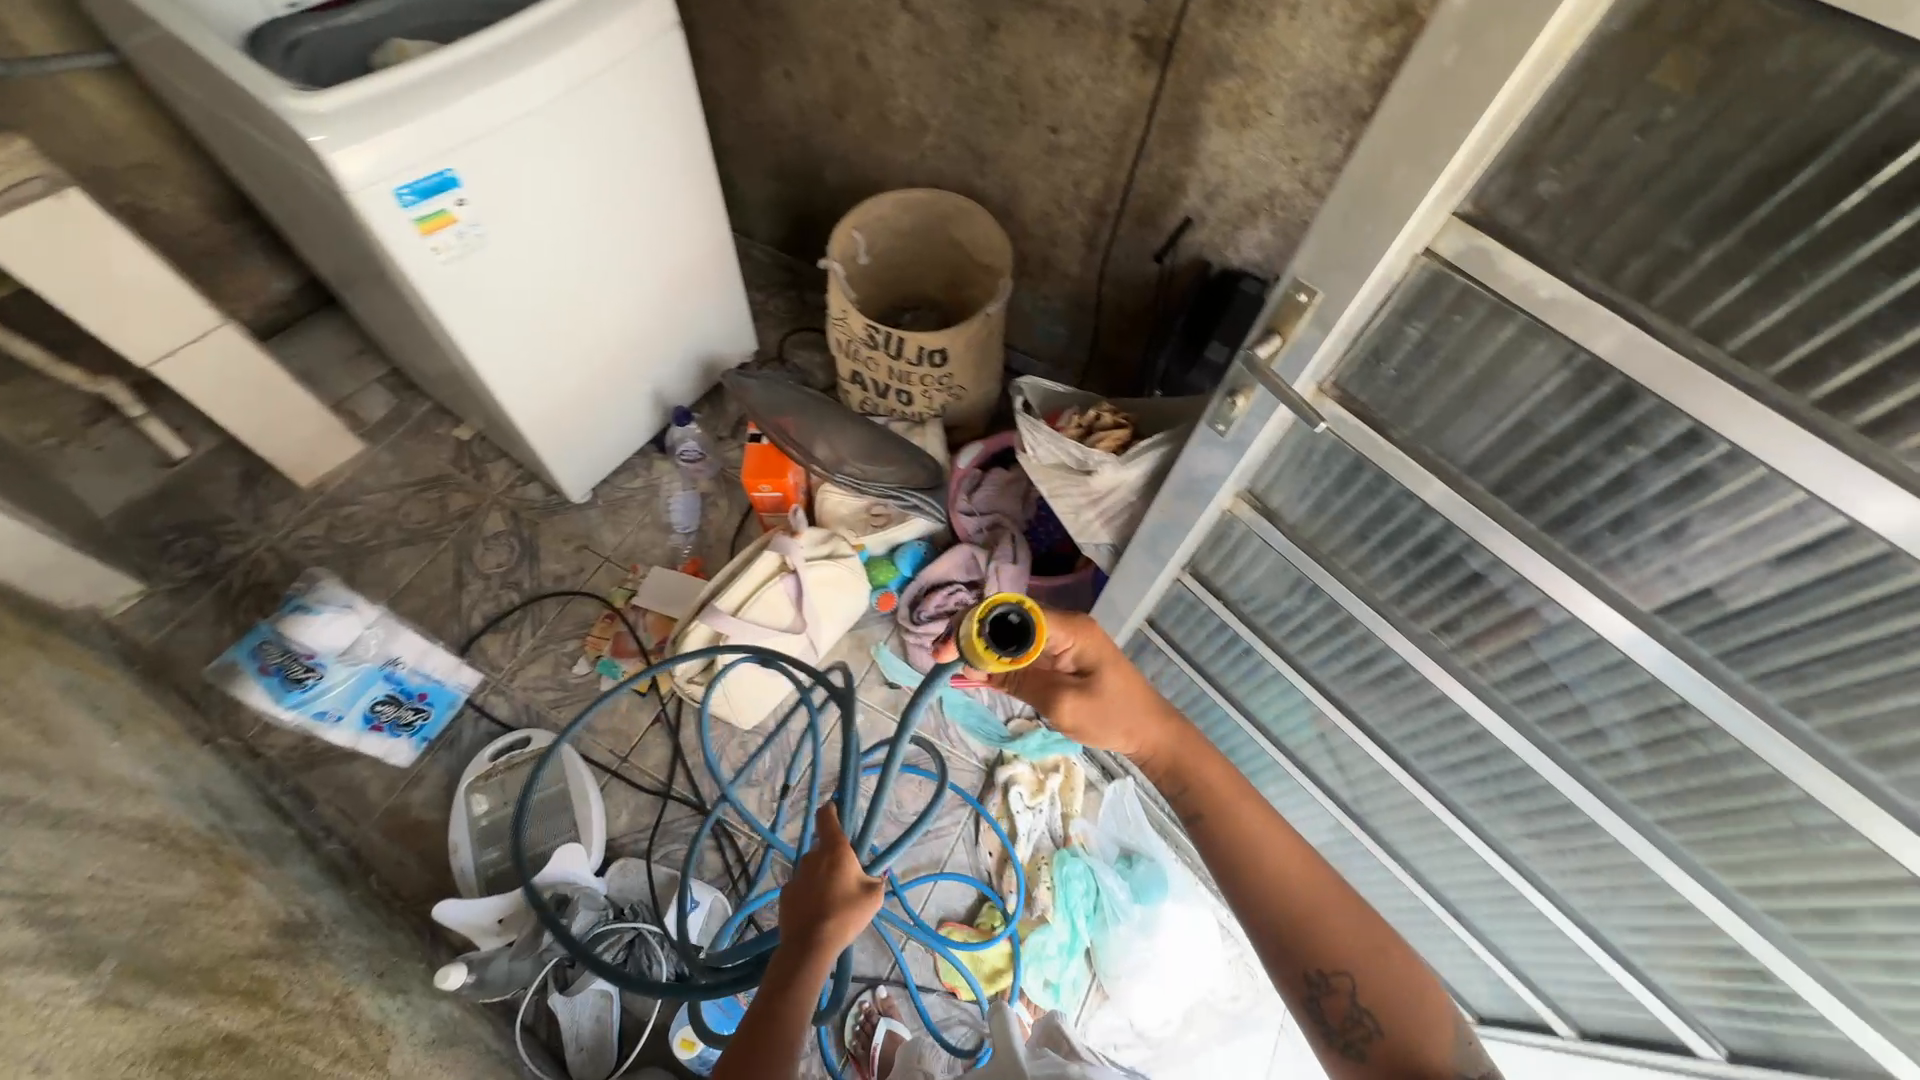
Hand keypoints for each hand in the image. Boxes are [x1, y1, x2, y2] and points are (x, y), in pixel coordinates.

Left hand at [779, 804, 884, 957]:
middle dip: (833, 857)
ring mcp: (796, 875)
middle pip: (823, 847)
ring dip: (821, 876)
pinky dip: (809, 893)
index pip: (827, 817)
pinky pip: (801, 886)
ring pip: (812, 868)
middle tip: (846, 877)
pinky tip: (817, 911)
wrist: (810, 945)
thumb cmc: (845, 914)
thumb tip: (877, 875)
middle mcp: (812, 856)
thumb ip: (877, 880)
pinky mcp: (785, 893)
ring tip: (832, 899)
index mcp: (835, 850)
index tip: (835, 808)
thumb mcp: (873, 897)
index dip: (831, 809)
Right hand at [937, 608, 1187, 759]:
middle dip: (969, 634)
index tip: (947, 649)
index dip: (973, 625)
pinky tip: (971, 673)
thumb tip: (976, 666)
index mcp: (1067, 628)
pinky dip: (995, 662)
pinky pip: (1019, 653)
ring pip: (1008, 635)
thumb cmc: (1113, 717)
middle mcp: (1061, 626)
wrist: (1150, 732)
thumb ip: (1020, 680)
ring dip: (978, 648)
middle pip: (1005, 619)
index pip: (1010, 611)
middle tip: (939, 658)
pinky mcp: (1057, 659)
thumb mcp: (1063, 704)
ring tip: (946, 663)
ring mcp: (1059, 642)